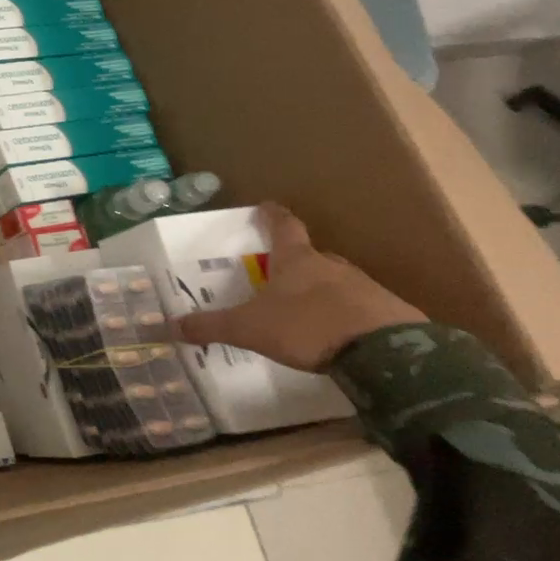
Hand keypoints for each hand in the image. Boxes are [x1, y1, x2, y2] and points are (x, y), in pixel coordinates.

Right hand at [178, 203, 427, 371]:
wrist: (387, 354)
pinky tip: (336, 333)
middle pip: (312, 255)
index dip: (272, 216)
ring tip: (304, 309)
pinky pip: (359, 306)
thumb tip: (170, 325)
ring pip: (336, 281)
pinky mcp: (389, 312)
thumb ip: (210, 326)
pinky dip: (344, 313)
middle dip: (295, 262)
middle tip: (278, 274)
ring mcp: (365, 287)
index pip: (283, 227)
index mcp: (297, 261)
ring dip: (320, 290)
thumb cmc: (308, 327)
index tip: (266, 206)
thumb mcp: (248, 329)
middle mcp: (332, 266)